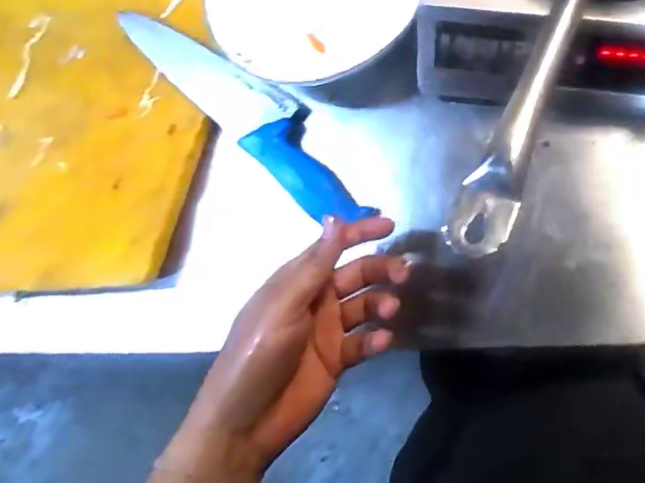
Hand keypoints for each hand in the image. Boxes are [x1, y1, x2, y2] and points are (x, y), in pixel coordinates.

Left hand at [152, 215, 408, 482]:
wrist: (240, 429)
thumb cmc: (255, 357)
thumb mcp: (284, 307)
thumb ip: (315, 264)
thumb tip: (335, 216)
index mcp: (298, 282)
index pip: (333, 246)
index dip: (360, 232)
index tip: (391, 225)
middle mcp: (316, 300)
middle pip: (358, 273)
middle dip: (382, 268)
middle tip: (404, 273)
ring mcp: (327, 330)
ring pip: (366, 304)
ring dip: (382, 302)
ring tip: (391, 310)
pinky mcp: (336, 359)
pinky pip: (364, 341)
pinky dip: (377, 338)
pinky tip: (382, 341)